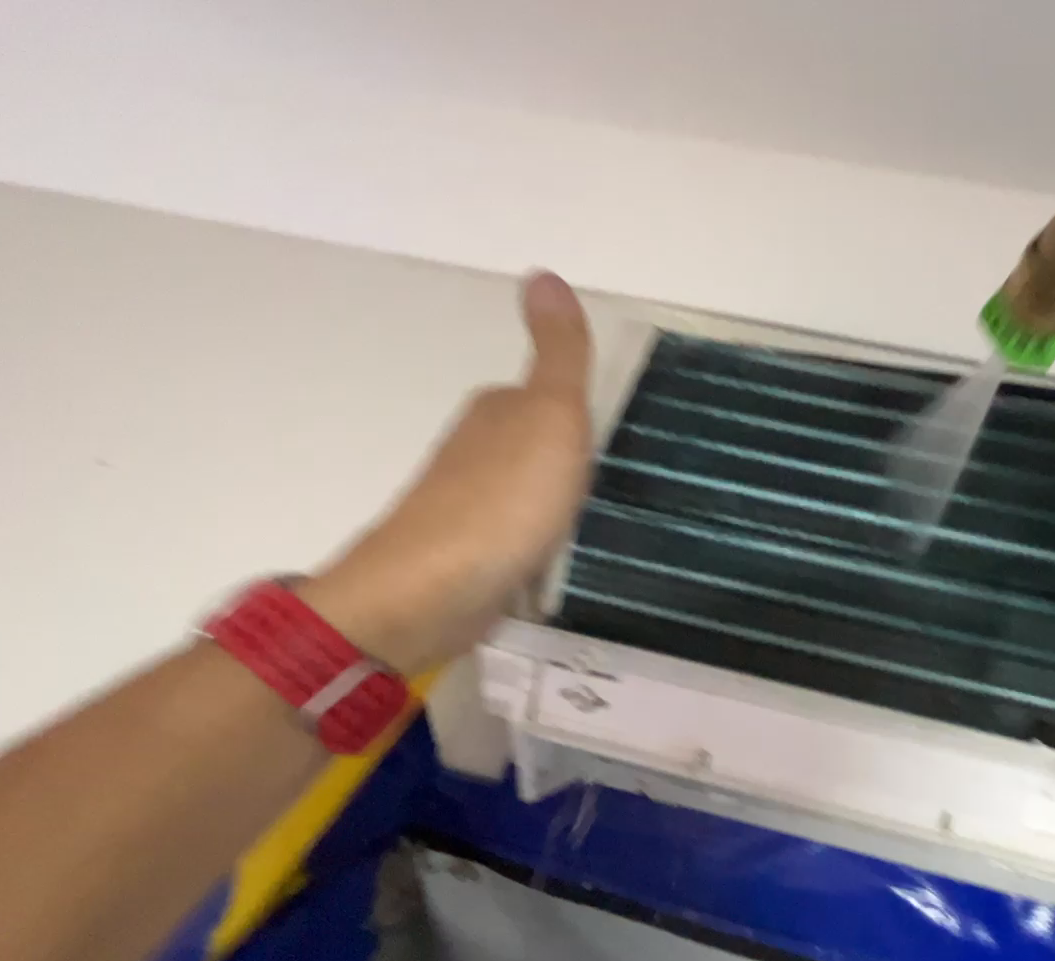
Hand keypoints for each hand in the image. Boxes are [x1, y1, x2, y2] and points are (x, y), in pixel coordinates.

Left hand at [301, 271, 594, 672]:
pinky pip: (519, 539)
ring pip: (527, 494)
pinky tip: (558, 563)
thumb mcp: (550, 415)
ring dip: (556, 505)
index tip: (621, 443)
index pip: (546, 399)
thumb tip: (542, 272)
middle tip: (621, 486)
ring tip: (599, 526)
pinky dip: (540, 544)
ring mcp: (468, 509)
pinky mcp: (469, 558)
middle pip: (536, 447)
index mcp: (496, 413)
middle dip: (572, 462)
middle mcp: (476, 453)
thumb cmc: (503, 502)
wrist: (433, 594)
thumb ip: (559, 353)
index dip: (582, 417)